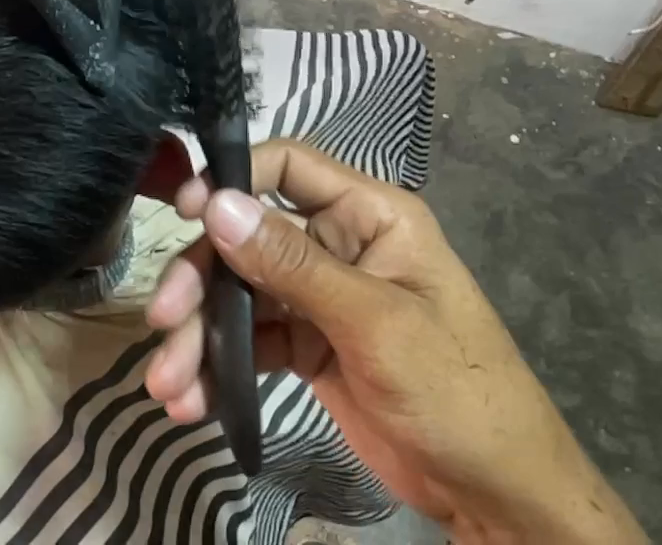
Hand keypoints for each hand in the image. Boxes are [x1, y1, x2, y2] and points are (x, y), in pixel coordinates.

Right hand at [144, 140, 647, 544]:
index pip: (289, 166)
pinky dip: (219, 368)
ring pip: (241, 294)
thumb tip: (217, 205)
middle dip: (202, 280)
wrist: (498, 495)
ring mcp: (319, 297)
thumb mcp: (374, 323)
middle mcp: (338, 245)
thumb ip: (292, 264)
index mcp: (369, 216)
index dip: (232, 178)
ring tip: (169, 386)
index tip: (184, 209)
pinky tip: (194, 401)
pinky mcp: (307, 345)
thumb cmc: (456, 391)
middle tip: (163, 320)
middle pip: (248, 238)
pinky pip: (251, 341)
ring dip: (200, 335)